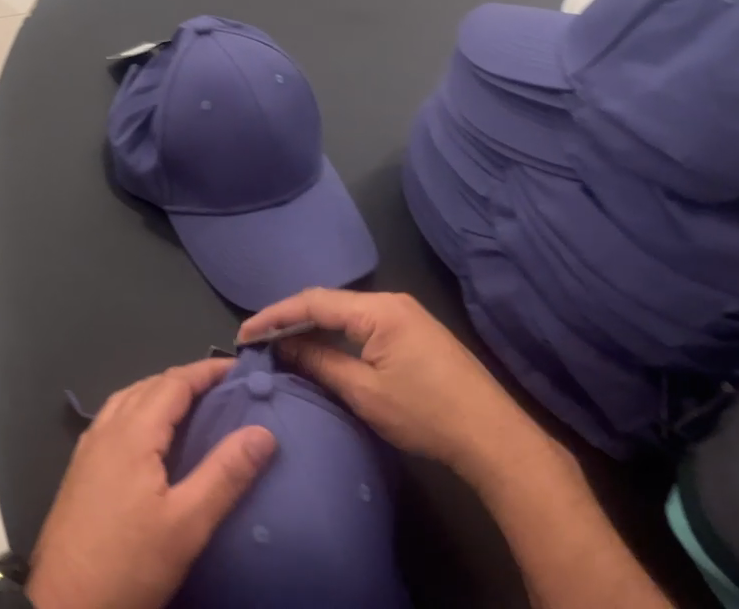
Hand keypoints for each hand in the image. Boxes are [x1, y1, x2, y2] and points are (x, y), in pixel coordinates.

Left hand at [26, 359, 277, 608]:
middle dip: (187, 380)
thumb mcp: (186, 525)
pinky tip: (153, 438)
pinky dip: (141, 411)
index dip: (206, 371)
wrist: (62, 606)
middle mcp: (106, 430)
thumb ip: (225, 475)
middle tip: (225, 389)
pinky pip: (114, 420)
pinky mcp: (80, 471)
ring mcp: (88, 450)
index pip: (174, 382)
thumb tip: (264, 432)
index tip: (240, 368)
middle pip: (149, 386)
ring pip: (128, 401)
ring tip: (194, 406)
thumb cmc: (127, 564)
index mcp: (132, 433)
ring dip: (161, 394)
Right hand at [237, 289, 562, 493]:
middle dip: (291, 318)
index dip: (275, 315)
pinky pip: (364, 324)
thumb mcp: (364, 392)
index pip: (313, 301)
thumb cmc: (425, 415)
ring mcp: (406, 315)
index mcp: (378, 310)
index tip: (245, 334)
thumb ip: (320, 362)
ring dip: (313, 326)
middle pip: (329, 302)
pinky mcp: (415, 332)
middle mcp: (391, 301)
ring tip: (280, 344)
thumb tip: (283, 346)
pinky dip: (336, 333)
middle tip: (258, 340)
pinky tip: (320, 348)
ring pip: (346, 313)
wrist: (493, 437)